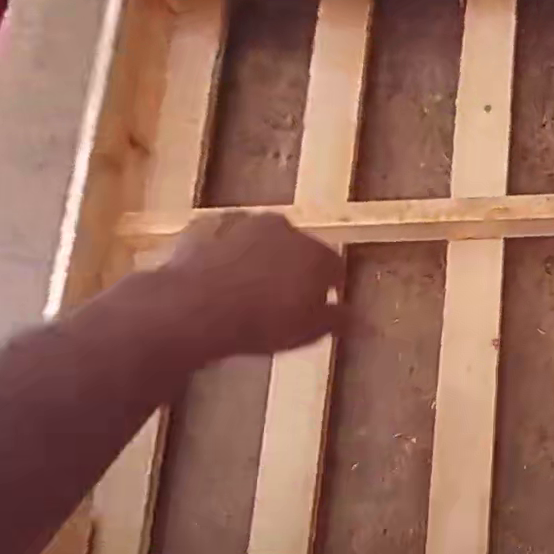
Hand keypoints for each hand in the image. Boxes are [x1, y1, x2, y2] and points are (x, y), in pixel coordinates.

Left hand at [102, 211, 345, 361]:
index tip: (322, 304)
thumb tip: (357, 317)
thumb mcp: (309, 332)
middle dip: (296, 268)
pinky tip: (221, 278)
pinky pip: (227, 238)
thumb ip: (337, 320)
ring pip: (262, 239)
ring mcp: (244, 221)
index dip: (330, 287)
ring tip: (250, 290)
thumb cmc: (263, 323)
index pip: (335, 267)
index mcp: (316, 253)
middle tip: (285, 299)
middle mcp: (284, 227)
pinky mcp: (207, 222)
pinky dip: (228, 252)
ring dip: (262, 257)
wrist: (196, 307)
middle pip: (299, 247)